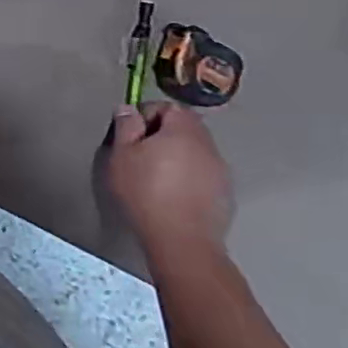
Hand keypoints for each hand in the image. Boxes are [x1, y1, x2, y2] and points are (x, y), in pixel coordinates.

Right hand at [106, 102, 233, 260]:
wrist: (181, 240)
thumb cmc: (145, 191)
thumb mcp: (122, 154)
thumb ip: (125, 126)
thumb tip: (128, 109)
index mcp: (184, 132)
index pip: (171, 107)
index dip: (149, 113)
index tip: (132, 131)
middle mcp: (209, 147)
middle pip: (187, 127)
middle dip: (163, 133)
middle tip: (140, 151)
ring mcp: (221, 172)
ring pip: (196, 151)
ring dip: (177, 154)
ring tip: (155, 174)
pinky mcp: (225, 195)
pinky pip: (204, 173)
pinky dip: (188, 174)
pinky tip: (172, 193)